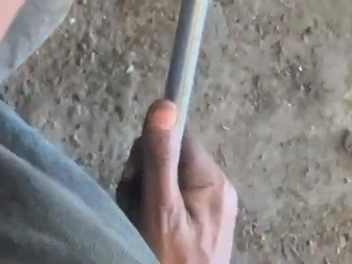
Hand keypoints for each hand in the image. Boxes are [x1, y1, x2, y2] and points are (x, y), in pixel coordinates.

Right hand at [117, 101, 237, 263]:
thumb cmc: (171, 262)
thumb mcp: (161, 210)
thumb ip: (160, 158)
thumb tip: (164, 103)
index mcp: (214, 181)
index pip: (177, 136)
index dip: (150, 150)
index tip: (138, 177)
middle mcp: (216, 190)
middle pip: (167, 157)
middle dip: (142, 178)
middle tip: (136, 208)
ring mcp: (208, 210)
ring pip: (163, 180)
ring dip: (142, 198)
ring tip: (139, 225)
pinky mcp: (198, 226)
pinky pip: (168, 202)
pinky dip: (150, 213)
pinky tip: (145, 232)